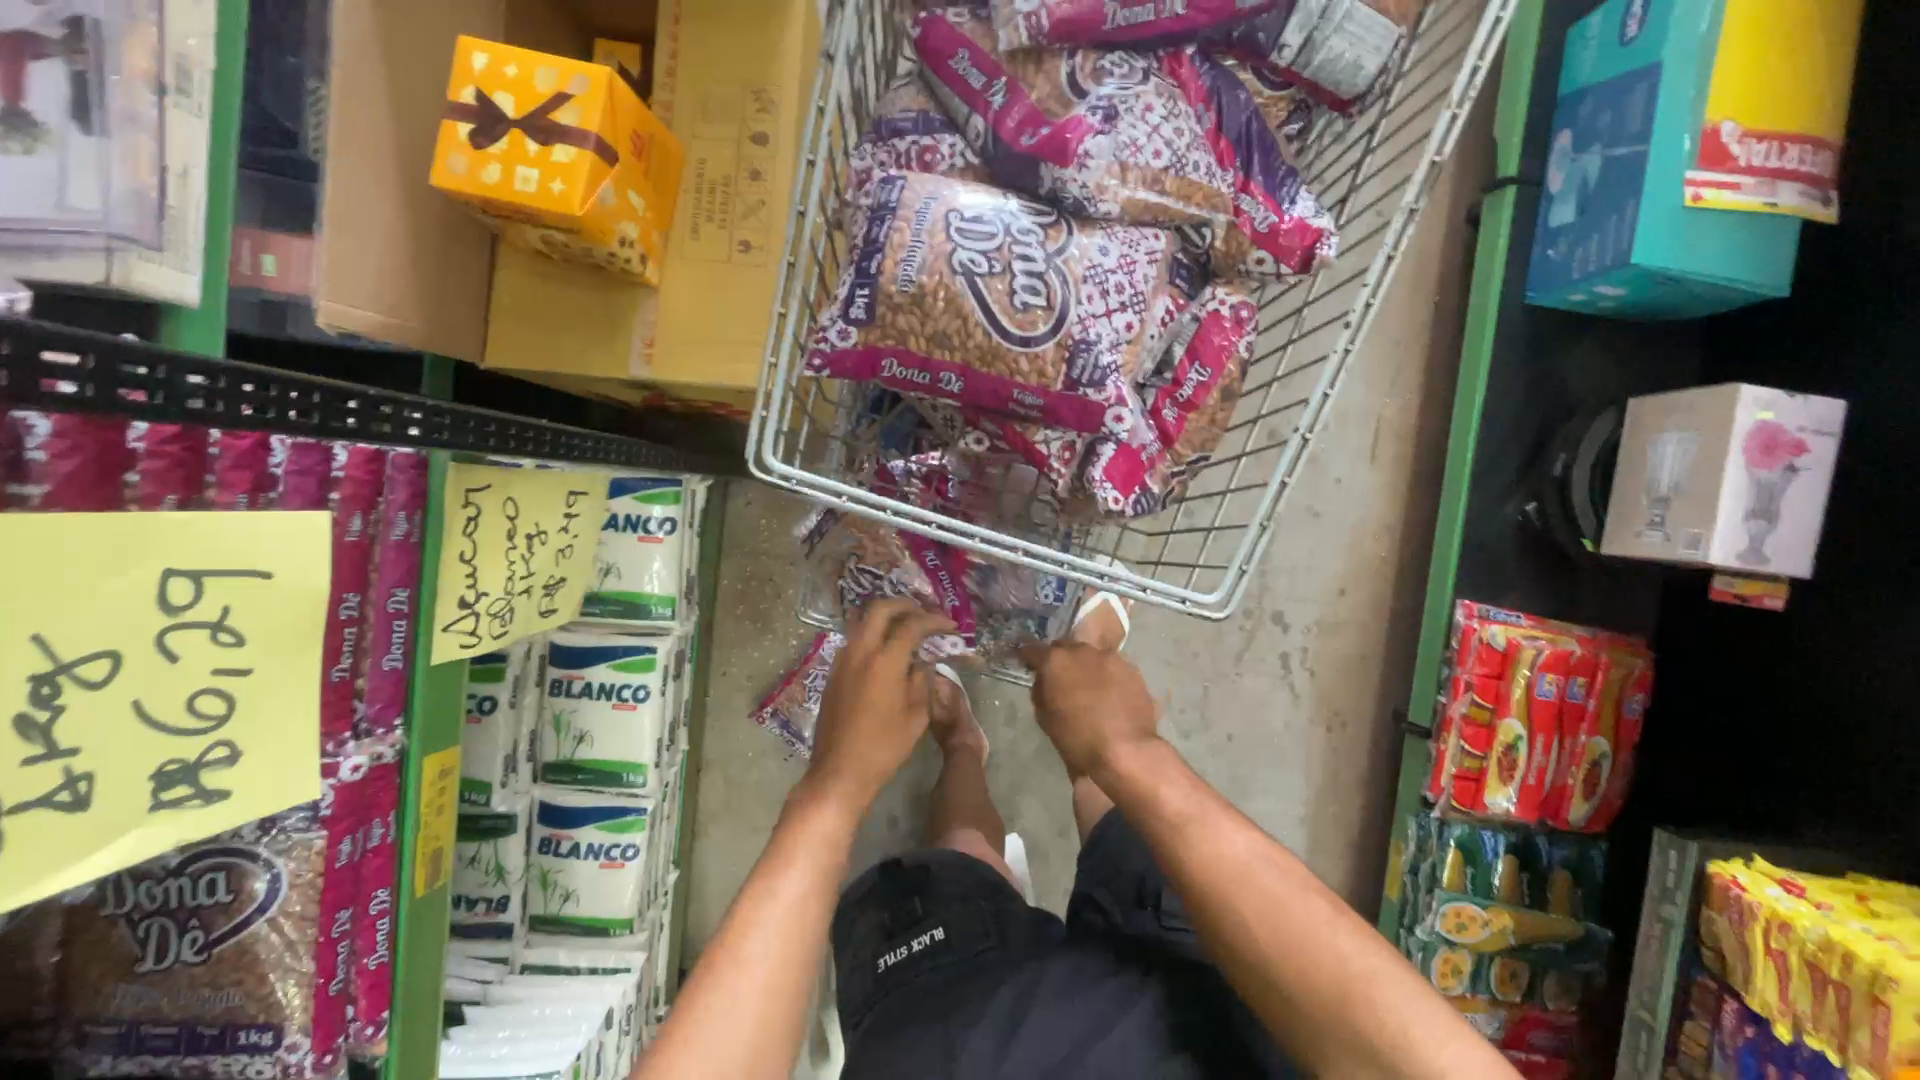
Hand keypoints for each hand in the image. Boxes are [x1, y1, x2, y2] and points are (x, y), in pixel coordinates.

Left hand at [805, 598, 955, 811]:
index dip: (934, 620)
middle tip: (923, 613)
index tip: (950, 625)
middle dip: (904, 605)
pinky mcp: (833, 673)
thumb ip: (921, 681)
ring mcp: (842, 661)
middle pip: (880, 610)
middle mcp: (860, 652)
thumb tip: (922, 664)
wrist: (840, 771)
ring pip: (862, 622)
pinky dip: (871, 635)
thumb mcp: (916, 715)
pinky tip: (885, 651)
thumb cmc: (884, 747)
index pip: (912, 625)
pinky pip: (853, 641)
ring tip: (905, 627)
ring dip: (884, 618)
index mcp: (885, 661)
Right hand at [1015, 640, 1158, 779]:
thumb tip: (1045, 681)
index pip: (1033, 648)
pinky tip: (1111, 697)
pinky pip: (1113, 668)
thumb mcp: (1045, 718)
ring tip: (1090, 690)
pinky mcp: (1133, 670)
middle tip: (1062, 679)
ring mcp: (1111, 658)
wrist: (1126, 751)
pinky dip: (1108, 678)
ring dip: (1087, 667)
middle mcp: (1083, 651)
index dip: (1027, 654)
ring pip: (1092, 656)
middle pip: (1066, 648)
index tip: (1025, 660)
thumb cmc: (1078, 738)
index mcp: (1056, 661)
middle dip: (1061, 660)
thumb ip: (1041, 691)